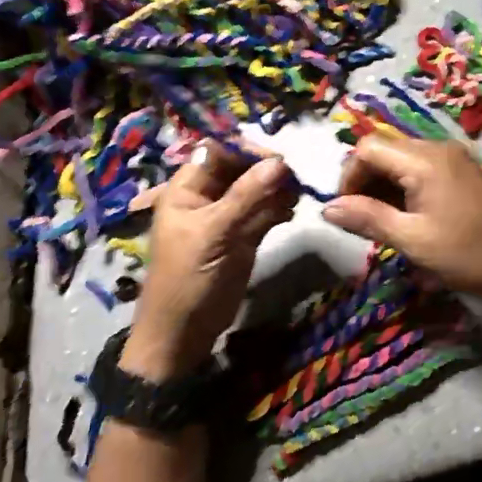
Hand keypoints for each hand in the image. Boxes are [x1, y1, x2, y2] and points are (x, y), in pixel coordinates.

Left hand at [125, 144, 295, 378]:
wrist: (183, 333)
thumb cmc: (187, 278)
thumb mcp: (213, 233)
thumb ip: (246, 196)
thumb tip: (279, 162)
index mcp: (186, 189)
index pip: (217, 151)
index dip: (244, 149)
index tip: (275, 158)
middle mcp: (206, 197)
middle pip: (240, 168)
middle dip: (266, 168)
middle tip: (293, 176)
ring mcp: (226, 217)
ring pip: (255, 189)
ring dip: (277, 187)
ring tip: (298, 193)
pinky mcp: (243, 236)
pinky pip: (264, 212)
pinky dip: (279, 208)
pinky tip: (293, 210)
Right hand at [321, 133, 481, 302]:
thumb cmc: (470, 254)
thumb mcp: (413, 240)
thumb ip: (368, 219)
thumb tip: (327, 208)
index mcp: (423, 159)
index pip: (367, 148)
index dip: (348, 177)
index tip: (348, 212)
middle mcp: (436, 148)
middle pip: (383, 150)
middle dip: (364, 182)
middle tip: (363, 221)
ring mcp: (451, 159)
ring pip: (400, 161)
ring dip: (383, 188)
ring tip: (384, 225)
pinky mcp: (460, 173)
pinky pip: (419, 170)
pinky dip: (403, 189)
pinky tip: (407, 219)